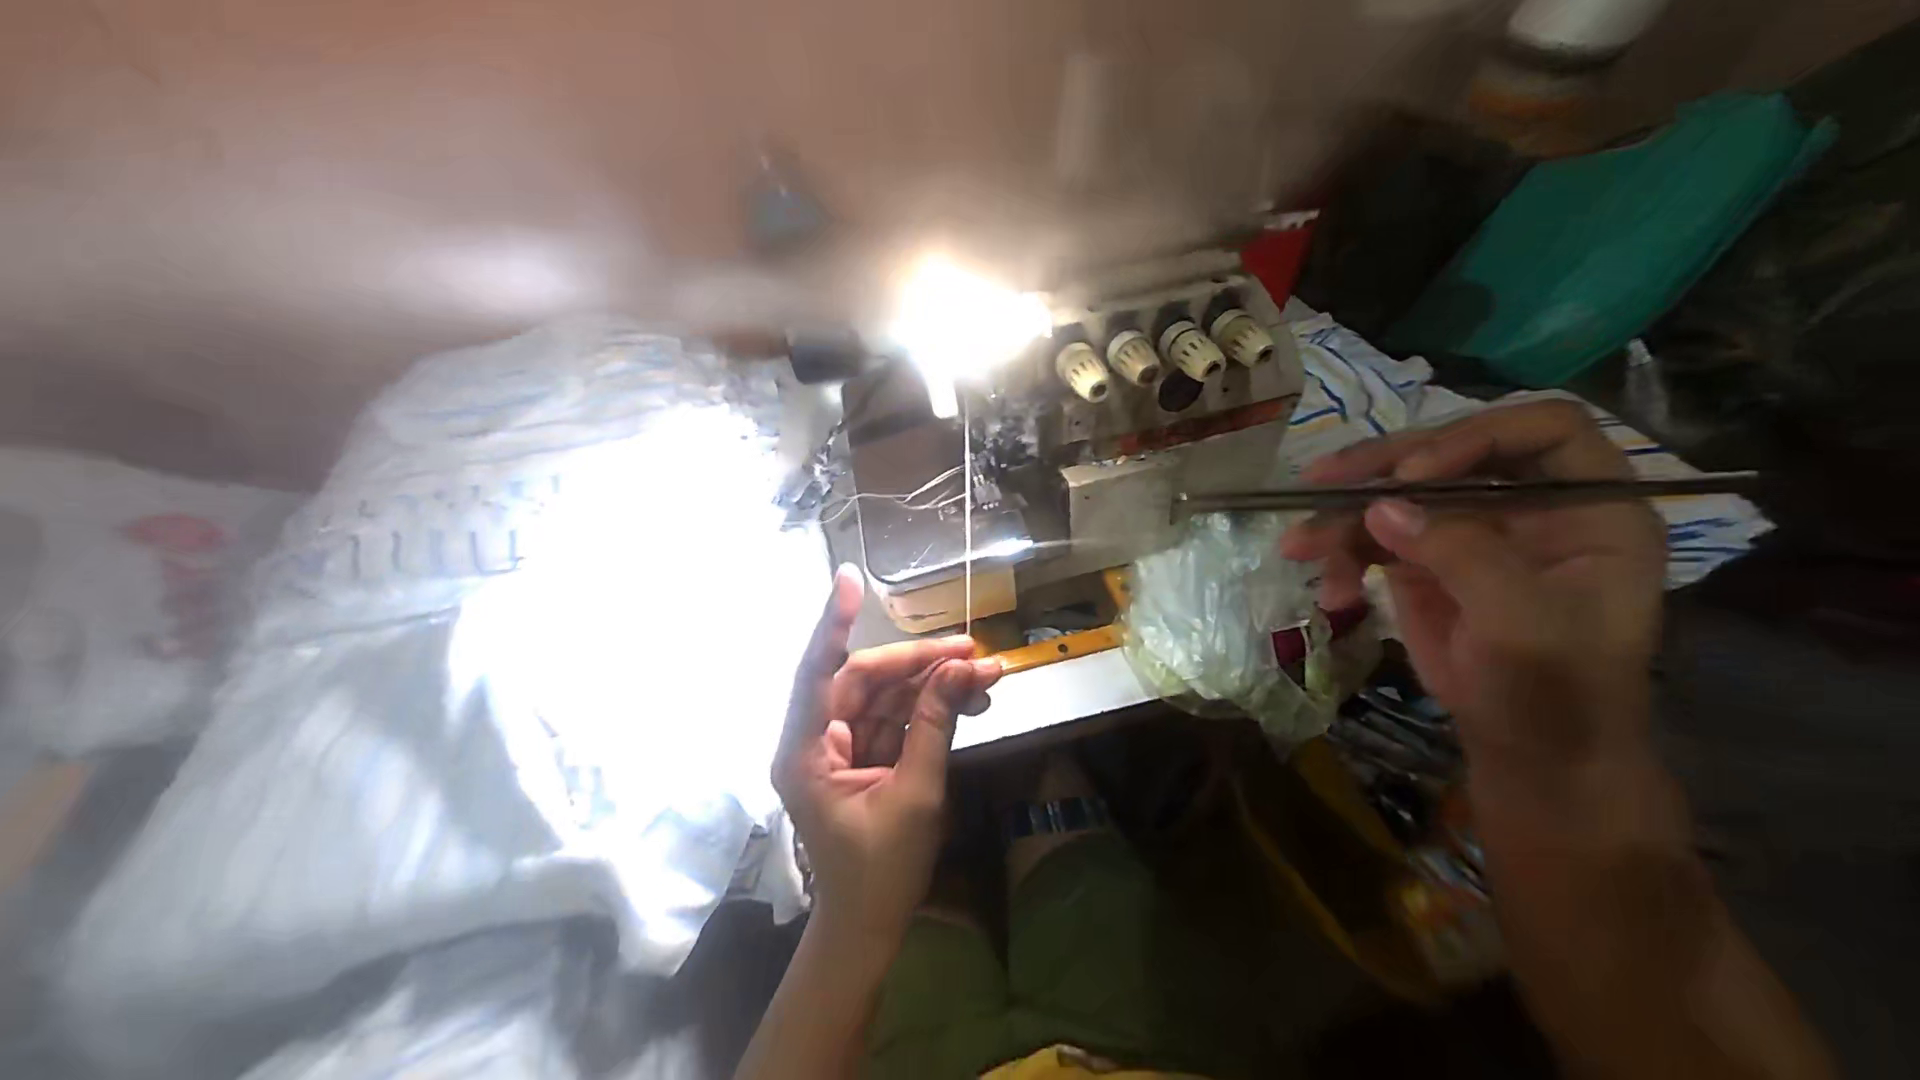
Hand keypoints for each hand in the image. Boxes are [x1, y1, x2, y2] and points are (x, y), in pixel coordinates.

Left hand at [773, 565, 1001, 945]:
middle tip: (973, 650)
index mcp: (805, 750)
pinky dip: (933, 706)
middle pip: (866, 678)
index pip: (816, 673)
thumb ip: (935, 727)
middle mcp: (816, 736)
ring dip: (934, 683)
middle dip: (920, 663)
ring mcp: (841, 742)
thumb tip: (961, 668)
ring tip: (986, 674)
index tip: (848, 580)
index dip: (834, 625)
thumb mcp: (915, 796)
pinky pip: (898, 715)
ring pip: (887, 693)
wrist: (869, 925)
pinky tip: (971, 699)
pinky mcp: (865, 751)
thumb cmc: (881, 872)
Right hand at [1280, 401, 1665, 764]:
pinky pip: (1370, 536)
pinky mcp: (1422, 559)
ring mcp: (1469, 530)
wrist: (1528, 749)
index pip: (1541, 431)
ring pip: (1396, 494)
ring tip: (1298, 546)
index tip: (1412, 473)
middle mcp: (1527, 505)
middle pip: (1448, 453)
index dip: (1474, 438)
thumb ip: (1461, 556)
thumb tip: (1379, 507)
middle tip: (1320, 480)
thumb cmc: (1555, 690)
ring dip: (1340, 517)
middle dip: (1380, 467)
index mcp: (1587, 506)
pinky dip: (1340, 556)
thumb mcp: (1523, 624)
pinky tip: (1330, 591)